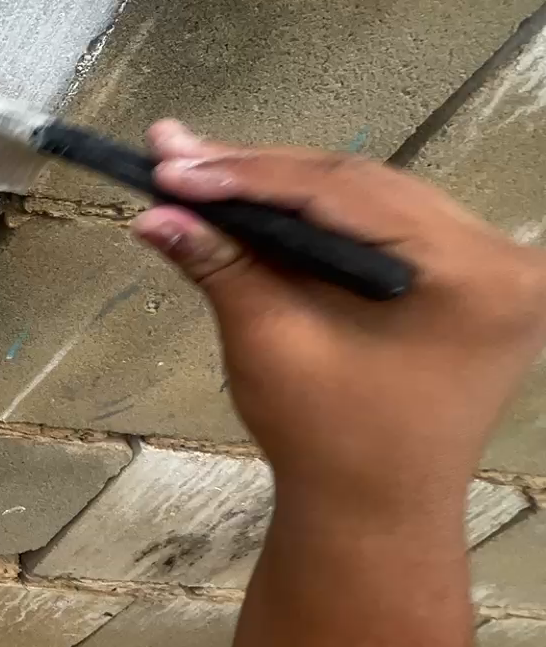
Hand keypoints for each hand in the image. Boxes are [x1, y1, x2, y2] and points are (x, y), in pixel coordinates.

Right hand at [129, 120, 545, 518]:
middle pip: (353, 182)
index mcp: (469, 272)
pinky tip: (238, 197)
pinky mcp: (449, 276)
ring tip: (188, 166)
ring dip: (266, 182)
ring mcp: (480, 263)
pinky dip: (294, 209)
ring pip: (356, 193)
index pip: (342, 192)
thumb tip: (152, 214)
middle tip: (168, 149)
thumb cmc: (325, 428)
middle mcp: (495, 254)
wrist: (370, 497)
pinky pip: (363, 220)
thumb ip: (218, 265)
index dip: (245, 174)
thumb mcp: (266, 338)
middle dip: (249, 168)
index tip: (167, 166)